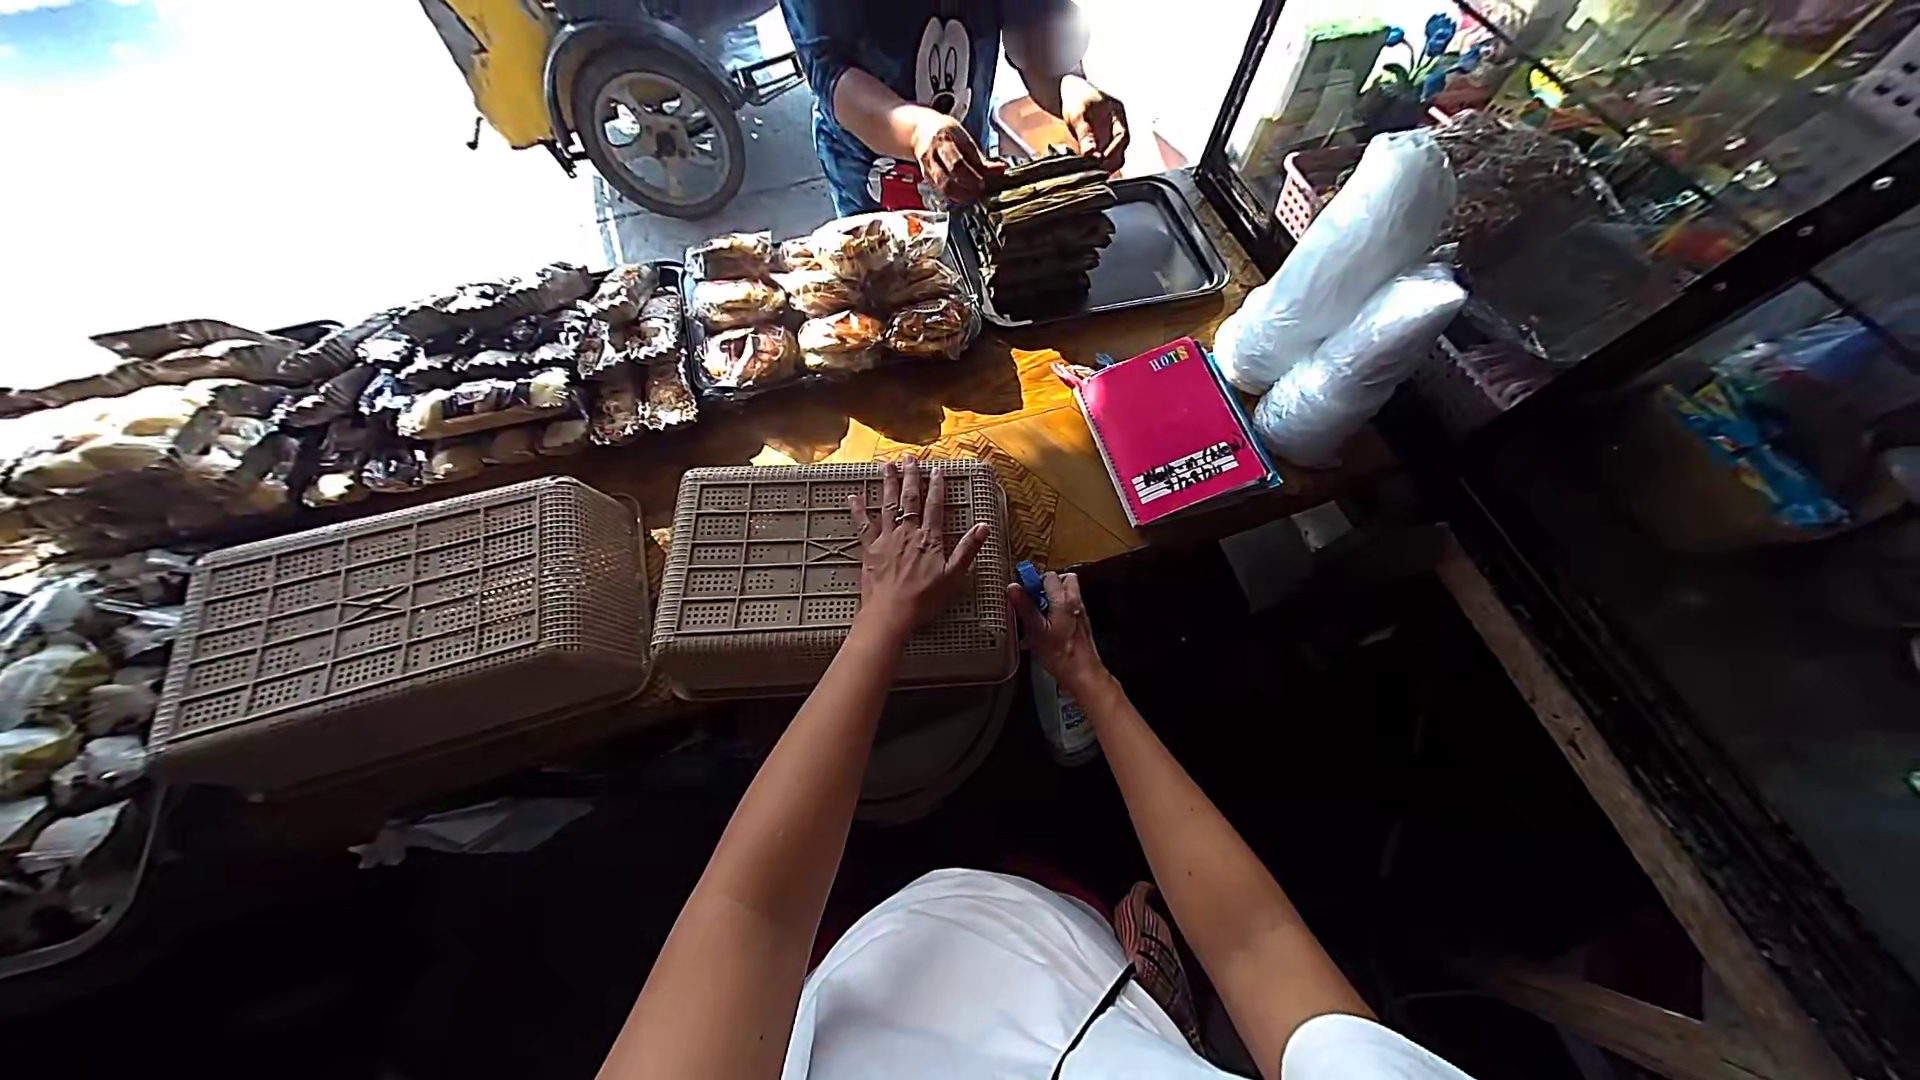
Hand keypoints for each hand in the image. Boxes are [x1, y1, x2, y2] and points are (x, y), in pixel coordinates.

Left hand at [852, 457, 989, 638]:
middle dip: (910, 476)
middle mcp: (908, 532)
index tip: (937, 469)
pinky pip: (863, 525)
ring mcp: (887, 539)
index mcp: (930, 538)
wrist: (891, 613)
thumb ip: (968, 549)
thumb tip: (984, 526)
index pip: (935, 506)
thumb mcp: (954, 576)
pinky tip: (853, 496)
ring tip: (886, 465)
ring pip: (887, 505)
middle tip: (909, 457)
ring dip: (888, 484)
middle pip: (910, 499)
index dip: (937, 486)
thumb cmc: (924, 599)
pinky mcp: (870, 549)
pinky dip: (858, 510)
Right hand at [905, 107, 1003, 204]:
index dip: (972, 177)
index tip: (984, 184)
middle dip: (967, 190)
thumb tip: (1002, 170)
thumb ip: (981, 158)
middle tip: (981, 194)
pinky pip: (942, 192)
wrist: (919, 131)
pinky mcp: (927, 179)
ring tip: (975, 198)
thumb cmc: (946, 133)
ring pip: (944, 188)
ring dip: (961, 196)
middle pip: (948, 180)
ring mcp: (927, 168)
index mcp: (943, 139)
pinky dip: (955, 197)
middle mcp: (932, 155)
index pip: (957, 163)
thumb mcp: (963, 138)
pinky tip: (965, 198)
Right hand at [1005, 571, 1107, 694]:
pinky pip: (1069, 606)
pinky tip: (1048, 627)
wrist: (1082, 673)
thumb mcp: (1036, 630)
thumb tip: (1013, 587)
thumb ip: (1025, 607)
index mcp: (1064, 600)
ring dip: (1053, 597)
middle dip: (1048, 585)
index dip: (1034, 581)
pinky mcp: (1082, 622)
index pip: (1049, 576)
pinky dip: (1059, 609)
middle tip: (1034, 599)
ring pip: (1068, 593)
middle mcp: (1075, 602)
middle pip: (1064, 579)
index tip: (1023, 592)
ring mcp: (1080, 612)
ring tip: (1039, 614)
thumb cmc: (1058, 654)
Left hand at [1061, 75, 1128, 173]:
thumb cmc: (1076, 98)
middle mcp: (1116, 128)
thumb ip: (1085, 133)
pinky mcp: (1100, 146)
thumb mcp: (1079, 114)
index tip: (1100, 162)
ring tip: (1088, 173)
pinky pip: (1102, 161)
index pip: (1123, 138)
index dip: (1113, 152)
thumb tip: (1090, 153)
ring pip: (1112, 160)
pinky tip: (1085, 170)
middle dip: (1109, 164)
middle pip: (1120, 152)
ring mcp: (1109, 138)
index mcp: (1117, 115)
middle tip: (1093, 173)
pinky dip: (1095, 167)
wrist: (1068, 94)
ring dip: (1102, 168)